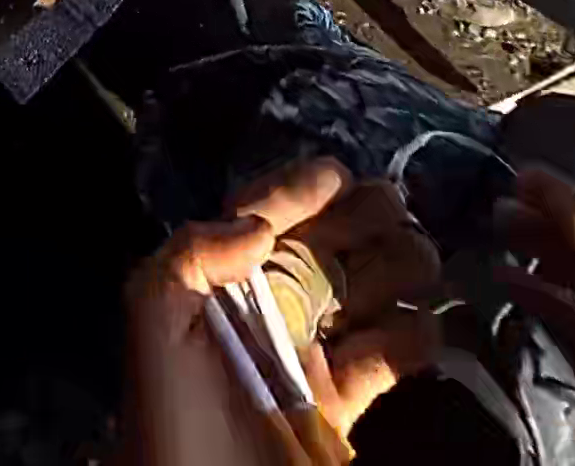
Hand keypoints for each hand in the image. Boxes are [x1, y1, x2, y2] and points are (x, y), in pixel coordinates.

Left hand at [124, 159, 440, 465]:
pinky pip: (382, 361)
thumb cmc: (167, 401)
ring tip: (418, 256)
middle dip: (359, 217)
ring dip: (395, 267)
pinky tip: (422, 328)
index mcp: (223, 273)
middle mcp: (267, 300)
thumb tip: (256, 226)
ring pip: (359, 292)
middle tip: (394, 207)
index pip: (262, 215)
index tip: (337, 173)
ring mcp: (305, 349)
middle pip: (321, 245)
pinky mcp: (337, 402)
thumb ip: (192, 255)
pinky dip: (409, 341)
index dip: (297, 190)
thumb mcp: (153, 314)